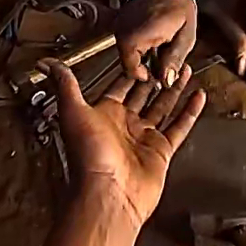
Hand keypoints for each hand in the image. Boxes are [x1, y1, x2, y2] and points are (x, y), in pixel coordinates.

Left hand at [42, 59, 206, 227]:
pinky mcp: (162, 151)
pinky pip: (179, 127)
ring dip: (174, 88)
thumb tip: (47, 63)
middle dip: (155, 76)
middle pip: (144, 94)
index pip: (120, 85)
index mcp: (105, 113)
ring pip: (163, 106)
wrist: (108, 195)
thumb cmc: (88, 156)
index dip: (131, 68)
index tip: (142, 51)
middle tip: (168, 56)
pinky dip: (190, 111)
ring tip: (185, 68)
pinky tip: (199, 96)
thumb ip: (65, 85)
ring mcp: (144, 137)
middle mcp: (125, 123)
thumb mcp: (73, 111)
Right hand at [113, 0, 197, 85]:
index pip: (131, 71)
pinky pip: (128, 38)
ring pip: (128, 51)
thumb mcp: (184, 36)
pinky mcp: (122, 18)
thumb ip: (174, 60)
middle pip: (129, 62)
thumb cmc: (178, 3)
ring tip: (161, 44)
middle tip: (164, 58)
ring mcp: (120, 24)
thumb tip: (166, 80)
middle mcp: (122, 32)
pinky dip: (139, 41)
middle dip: (146, 64)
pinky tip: (154, 35)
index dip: (147, 76)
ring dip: (143, 53)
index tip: (159, 73)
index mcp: (135, 38)